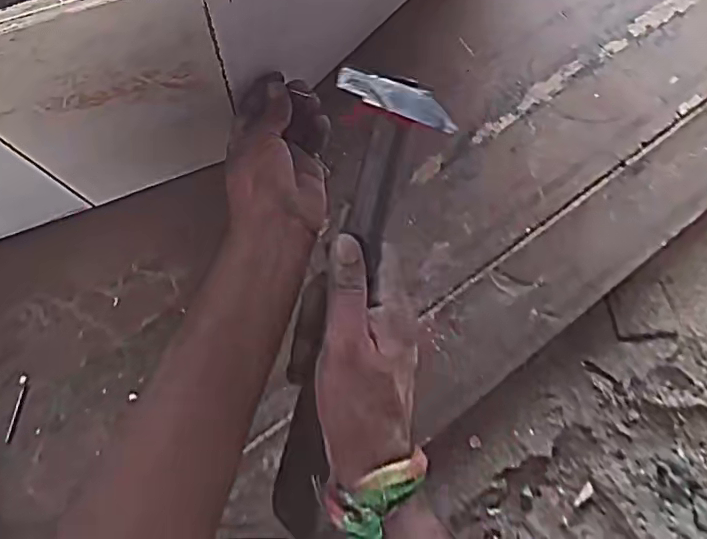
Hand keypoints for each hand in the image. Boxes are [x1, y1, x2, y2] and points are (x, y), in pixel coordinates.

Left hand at [225, 73, 328, 240]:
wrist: (280, 224)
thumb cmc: (258, 191)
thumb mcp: (259, 139)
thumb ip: (271, 112)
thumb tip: (276, 90)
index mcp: (244, 140)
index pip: (253, 108)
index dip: (263, 91)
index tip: (274, 76)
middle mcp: (264, 149)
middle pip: (278, 115)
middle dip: (288, 99)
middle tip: (298, 85)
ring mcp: (287, 159)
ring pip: (298, 126)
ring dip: (305, 110)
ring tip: (311, 97)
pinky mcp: (308, 169)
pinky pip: (315, 142)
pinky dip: (319, 128)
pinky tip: (320, 118)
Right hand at [316, 234, 419, 484]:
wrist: (367, 466)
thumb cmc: (355, 406)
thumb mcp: (344, 340)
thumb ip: (346, 288)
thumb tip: (347, 240)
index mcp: (395, 309)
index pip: (379, 253)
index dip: (349, 249)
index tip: (323, 264)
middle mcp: (395, 317)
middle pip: (355, 279)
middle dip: (325, 296)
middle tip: (313, 327)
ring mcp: (385, 336)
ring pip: (344, 304)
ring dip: (320, 322)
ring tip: (311, 352)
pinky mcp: (372, 353)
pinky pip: (344, 327)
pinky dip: (326, 338)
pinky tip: (315, 359)